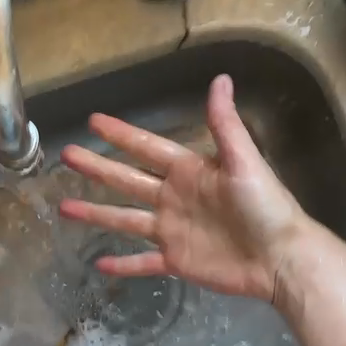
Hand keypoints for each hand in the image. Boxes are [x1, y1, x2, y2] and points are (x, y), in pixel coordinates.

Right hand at [59, 74, 309, 303]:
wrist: (280, 257)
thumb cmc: (266, 206)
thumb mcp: (244, 162)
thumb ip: (225, 125)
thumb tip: (220, 79)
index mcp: (188, 171)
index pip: (146, 148)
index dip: (120, 135)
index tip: (93, 121)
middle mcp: (173, 198)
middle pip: (126, 180)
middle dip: (96, 167)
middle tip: (67, 155)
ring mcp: (171, 231)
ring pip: (124, 220)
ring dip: (96, 213)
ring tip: (64, 208)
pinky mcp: (176, 261)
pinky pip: (143, 263)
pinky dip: (122, 265)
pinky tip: (98, 263)